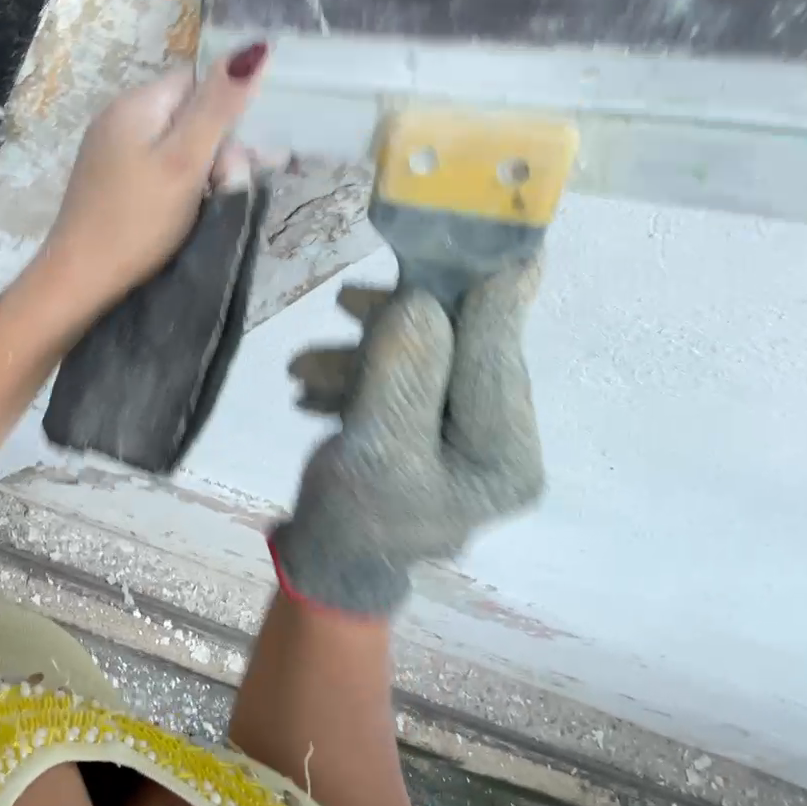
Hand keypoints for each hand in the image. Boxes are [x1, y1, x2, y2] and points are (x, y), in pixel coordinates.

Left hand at [37, 46, 266, 314]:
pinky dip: (180, 183)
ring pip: (176, 144)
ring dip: (203, 168)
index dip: (229, 108)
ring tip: (212, 199)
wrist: (80, 278)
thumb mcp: (185, 160)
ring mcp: (110, 152)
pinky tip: (189, 209)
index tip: (246, 149)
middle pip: (188, 113)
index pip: (198, 81)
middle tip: (229, 183)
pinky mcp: (110, 182)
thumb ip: (218, 106)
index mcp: (134, 104)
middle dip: (218, 144)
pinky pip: (157, 168)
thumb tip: (254, 48)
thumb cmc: (136, 220)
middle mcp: (117, 119)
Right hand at [271, 264, 544, 617]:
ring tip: (302, 369)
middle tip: (344, 301)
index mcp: (504, 454)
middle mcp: (496, 441)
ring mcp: (461, 437)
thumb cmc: (352, 517)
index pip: (496, 360)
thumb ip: (401, 379)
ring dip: (358, 358)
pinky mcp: (426, 432)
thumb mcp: (374, 451)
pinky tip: (314, 392)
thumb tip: (421, 304)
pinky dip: (354, 378)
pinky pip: (398, 383)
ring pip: (419, 365)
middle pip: (456, 355)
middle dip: (395, 329)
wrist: (325, 562)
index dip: (488, 299)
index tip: (501, 243)